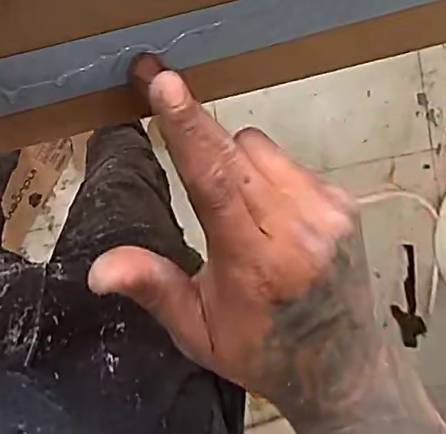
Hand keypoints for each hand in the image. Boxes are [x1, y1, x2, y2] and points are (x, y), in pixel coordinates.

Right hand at [88, 57, 445, 432]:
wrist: (346, 367)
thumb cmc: (262, 349)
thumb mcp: (199, 333)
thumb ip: (154, 288)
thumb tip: (98, 269)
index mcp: (254, 263)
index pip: (213, 181)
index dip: (185, 126)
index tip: (163, 83)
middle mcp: (295, 228)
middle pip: (231, 150)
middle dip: (190, 114)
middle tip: (158, 78)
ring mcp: (325, 208)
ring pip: (255, 144)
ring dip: (230, 155)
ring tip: (230, 197)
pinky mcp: (341, 197)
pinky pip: (283, 157)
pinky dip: (261, 168)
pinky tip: (264, 203)